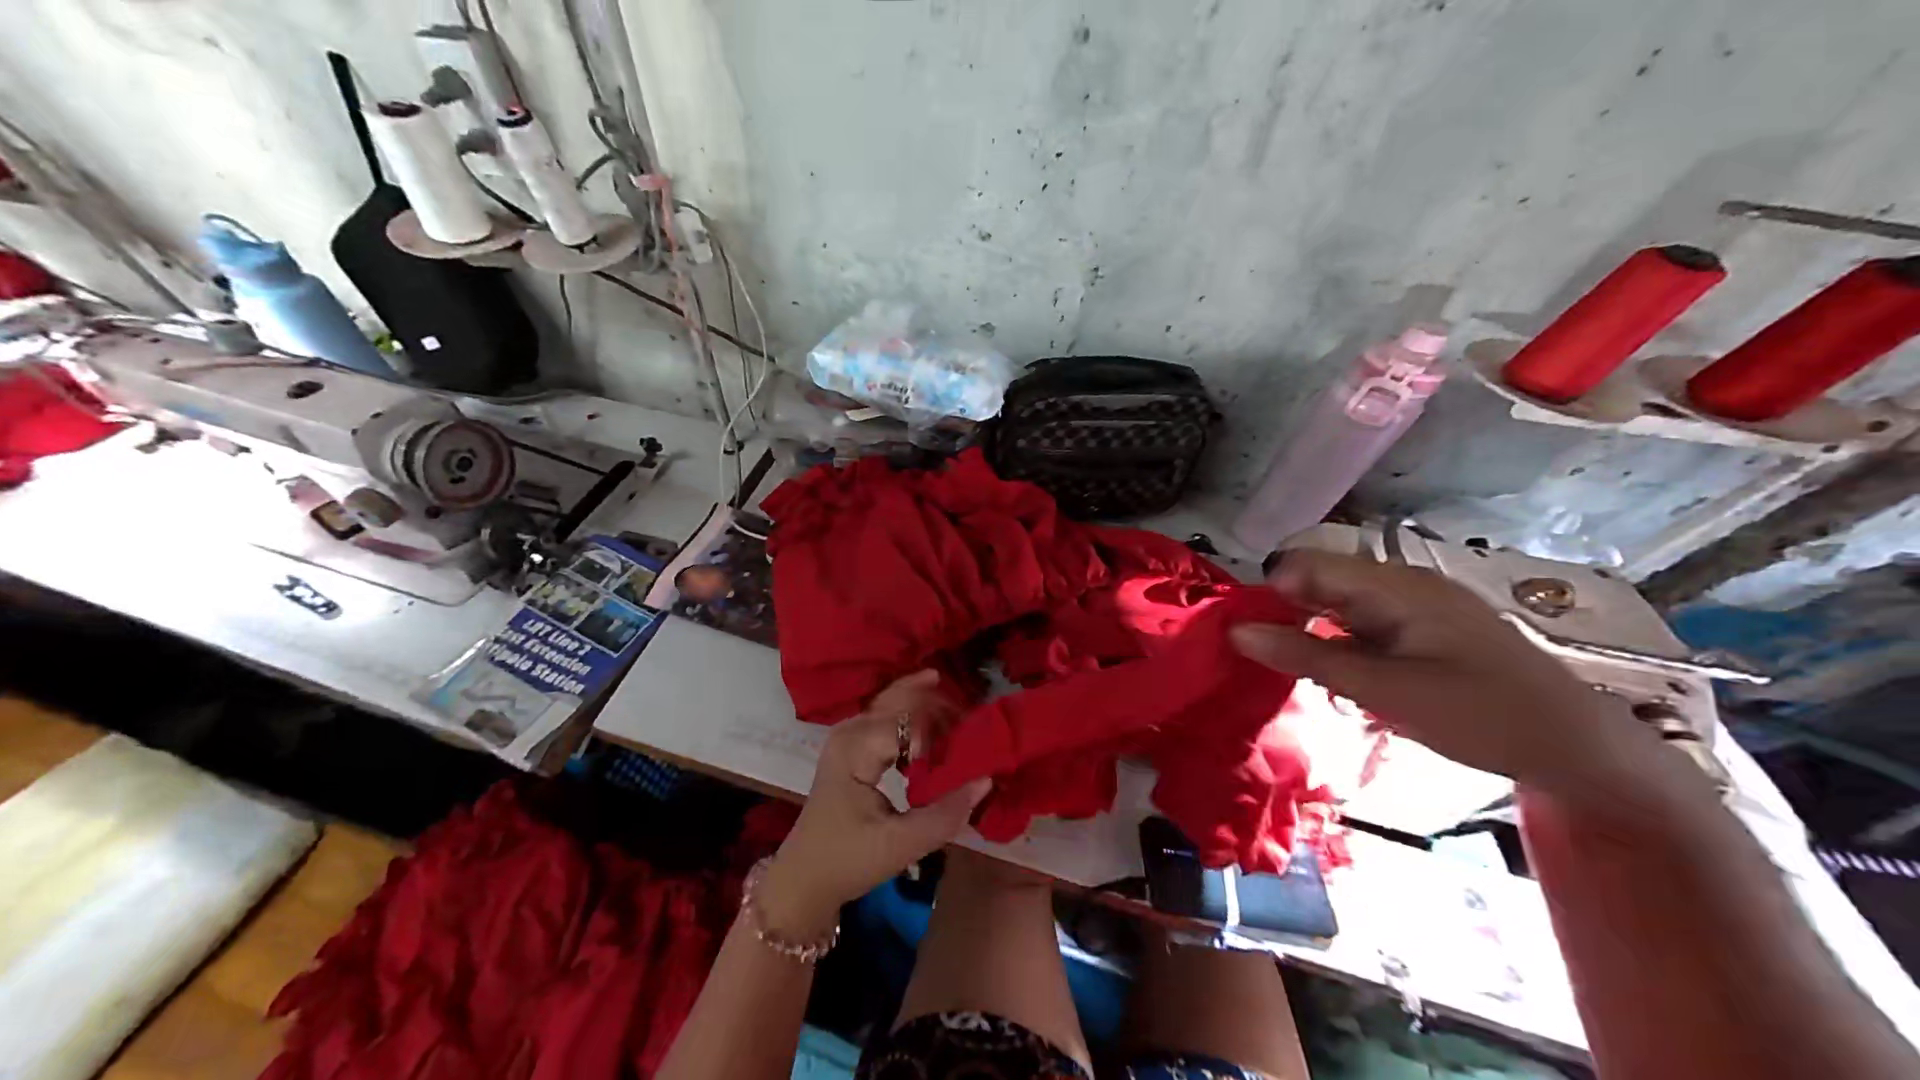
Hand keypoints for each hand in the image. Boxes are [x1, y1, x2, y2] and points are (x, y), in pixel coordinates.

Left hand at [758, 672, 990, 937]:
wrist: (805, 877)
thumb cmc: (848, 861)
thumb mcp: (900, 845)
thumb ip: (945, 813)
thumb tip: (986, 778)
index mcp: (856, 747)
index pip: (913, 725)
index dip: (947, 737)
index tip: (975, 757)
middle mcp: (851, 729)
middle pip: (903, 699)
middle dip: (941, 709)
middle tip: (975, 730)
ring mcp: (849, 733)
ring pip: (897, 702)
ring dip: (931, 709)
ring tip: (963, 725)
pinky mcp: (853, 744)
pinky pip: (890, 716)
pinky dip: (916, 717)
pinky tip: (939, 727)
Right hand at [1229, 550, 1666, 803]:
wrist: (1579, 750)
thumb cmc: (1482, 715)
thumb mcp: (1385, 690)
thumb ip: (1307, 657)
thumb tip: (1236, 632)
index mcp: (1395, 586)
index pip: (1307, 567)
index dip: (1266, 592)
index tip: (1236, 631)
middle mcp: (1402, 586)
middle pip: (1320, 583)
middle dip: (1280, 613)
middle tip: (1250, 654)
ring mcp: (1414, 608)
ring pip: (1337, 606)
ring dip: (1306, 631)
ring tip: (1280, 666)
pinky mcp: (1422, 632)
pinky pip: (1361, 626)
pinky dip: (1335, 645)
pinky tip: (1327, 673)